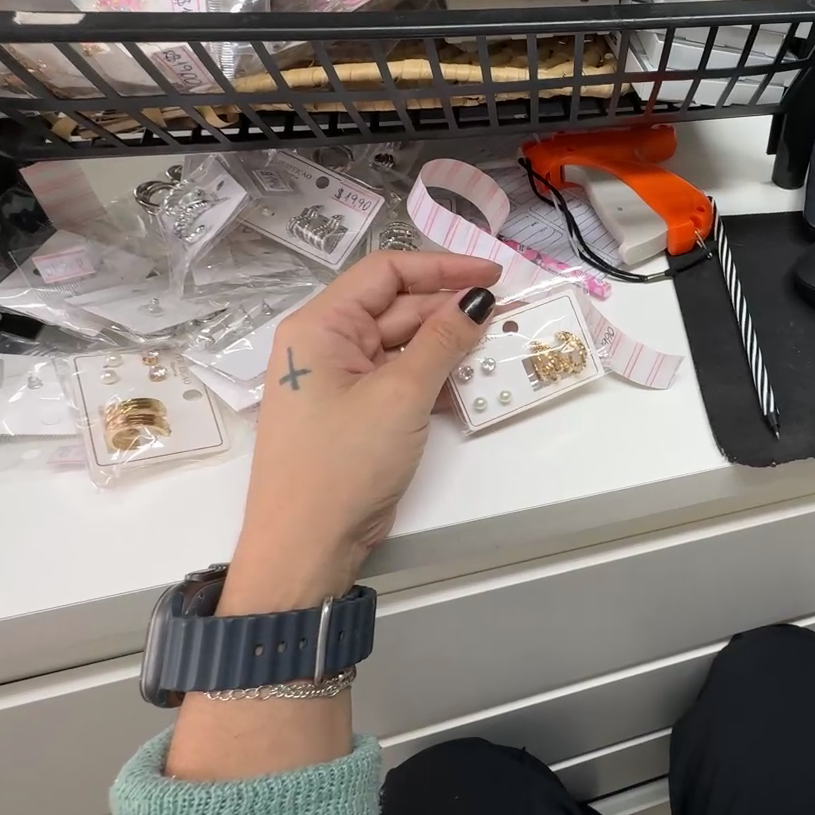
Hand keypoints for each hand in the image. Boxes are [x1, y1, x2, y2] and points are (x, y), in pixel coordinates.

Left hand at [222, 252, 500, 614]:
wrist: (307, 547)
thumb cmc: (345, 462)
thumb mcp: (402, 394)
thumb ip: (444, 340)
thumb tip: (480, 298)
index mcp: (320, 326)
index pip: (388, 273)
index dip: (443, 267)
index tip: (494, 275)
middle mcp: (327, 344)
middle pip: (400, 309)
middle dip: (453, 311)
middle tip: (508, 319)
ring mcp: (343, 380)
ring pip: (406, 344)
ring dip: (450, 347)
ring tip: (497, 350)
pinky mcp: (359, 410)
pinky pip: (404, 376)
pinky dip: (437, 377)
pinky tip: (473, 384)